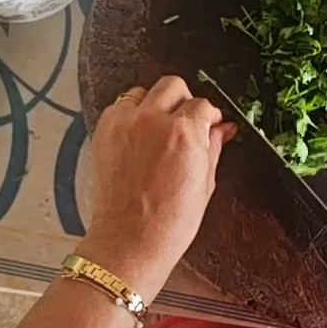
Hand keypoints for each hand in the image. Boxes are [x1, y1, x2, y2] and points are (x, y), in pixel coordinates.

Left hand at [78, 76, 236, 301]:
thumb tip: (222, 129)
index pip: (203, 105)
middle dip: (184, 101)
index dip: (210, 116)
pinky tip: (140, 136)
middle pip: (173, 86)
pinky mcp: (104, 132)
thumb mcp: (205, 183)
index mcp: (184, 133)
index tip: (210, 124)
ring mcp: (124, 124)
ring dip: (155, 103)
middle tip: (187, 121)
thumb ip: (213, 147)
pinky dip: (131, 114)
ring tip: (160, 128)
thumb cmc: (168, 222)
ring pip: (144, 91)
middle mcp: (152, 121)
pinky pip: (120, 107)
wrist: (130, 241)